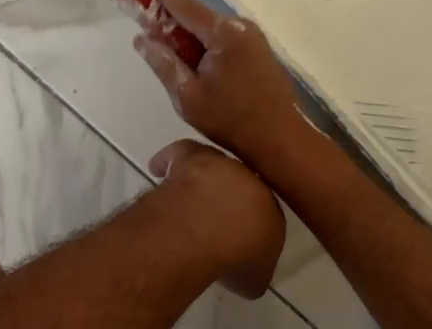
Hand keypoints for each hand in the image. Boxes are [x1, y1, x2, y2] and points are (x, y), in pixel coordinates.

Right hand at [131, 0, 320, 175]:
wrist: (283, 142)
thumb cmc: (232, 121)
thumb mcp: (188, 96)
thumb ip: (162, 63)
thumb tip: (141, 39)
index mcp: (223, 33)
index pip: (182, 3)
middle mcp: (239, 26)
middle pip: (194, 14)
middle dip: (166, 14)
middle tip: (140, 15)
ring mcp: (251, 36)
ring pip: (206, 27)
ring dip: (183, 31)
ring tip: (161, 43)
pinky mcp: (257, 48)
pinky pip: (220, 37)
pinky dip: (200, 41)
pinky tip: (188, 57)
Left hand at [149, 140, 284, 297]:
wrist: (210, 223)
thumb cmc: (238, 255)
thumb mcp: (254, 279)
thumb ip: (252, 273)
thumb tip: (244, 275)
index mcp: (271, 208)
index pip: (265, 215)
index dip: (250, 228)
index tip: (239, 240)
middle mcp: (248, 178)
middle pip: (241, 185)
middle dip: (230, 200)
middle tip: (216, 218)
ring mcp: (217, 162)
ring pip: (214, 164)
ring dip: (204, 179)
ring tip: (193, 198)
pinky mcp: (190, 153)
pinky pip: (180, 152)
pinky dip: (169, 160)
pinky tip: (159, 170)